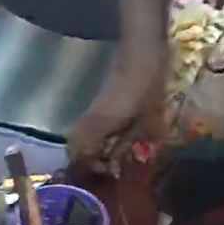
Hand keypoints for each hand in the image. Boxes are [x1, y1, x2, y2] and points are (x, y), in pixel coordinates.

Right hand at [67, 48, 164, 172]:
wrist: (141, 54)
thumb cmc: (147, 85)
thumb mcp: (150, 116)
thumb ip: (140, 138)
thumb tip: (135, 157)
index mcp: (100, 127)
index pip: (82, 155)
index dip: (92, 167)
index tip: (108, 170)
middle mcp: (89, 123)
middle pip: (73, 148)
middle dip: (82, 161)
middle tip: (101, 165)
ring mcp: (90, 113)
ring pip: (77, 138)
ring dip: (85, 149)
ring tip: (103, 155)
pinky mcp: (96, 106)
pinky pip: (85, 129)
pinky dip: (90, 139)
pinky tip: (107, 139)